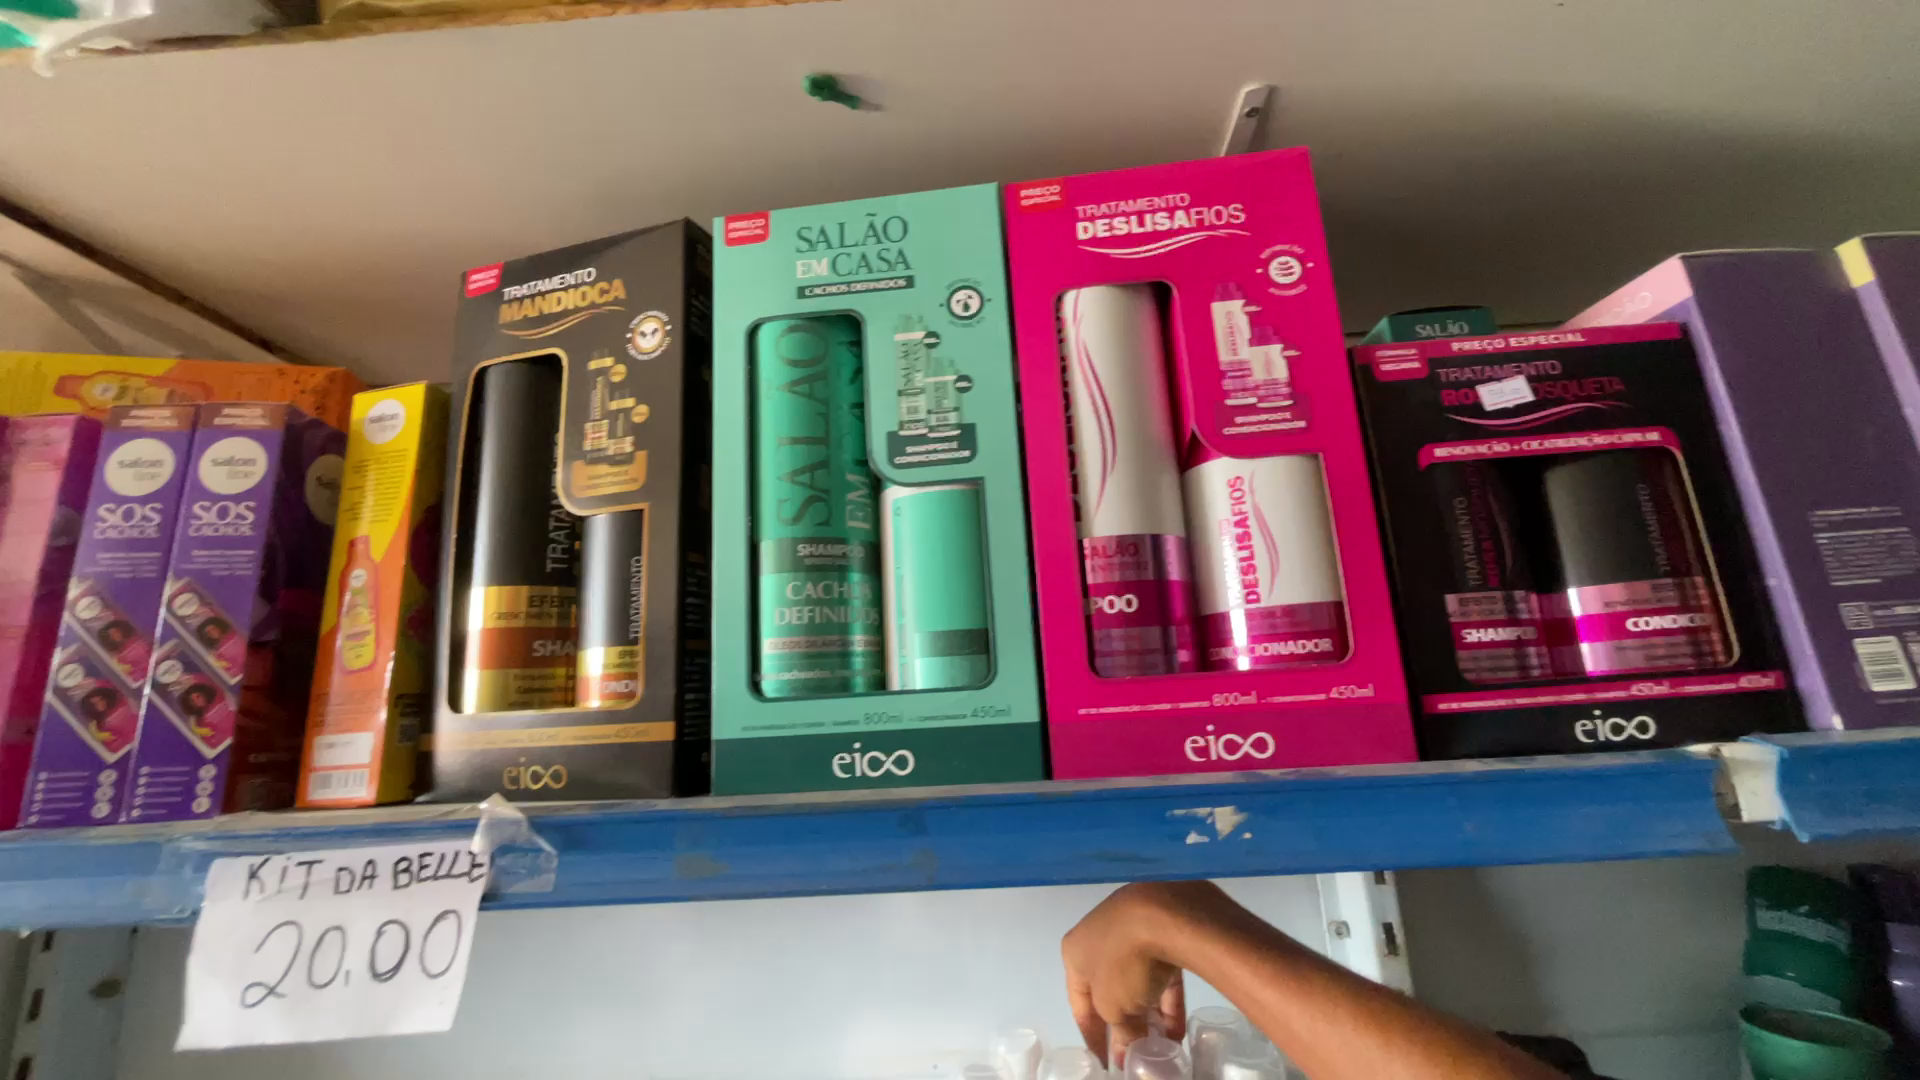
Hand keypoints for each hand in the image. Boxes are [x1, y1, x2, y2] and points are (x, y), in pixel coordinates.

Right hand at [1062, 881, 1238, 1064]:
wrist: (1162, 915)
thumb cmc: (1122, 960)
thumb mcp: (1114, 1006)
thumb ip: (1120, 1033)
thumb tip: (1125, 1054)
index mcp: (1075, 952)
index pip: (1079, 1003)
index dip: (1091, 1036)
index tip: (1105, 1063)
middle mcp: (1098, 939)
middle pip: (1109, 991)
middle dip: (1124, 1026)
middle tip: (1136, 1056)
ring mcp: (1130, 933)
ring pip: (1136, 983)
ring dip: (1148, 1016)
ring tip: (1160, 1048)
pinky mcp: (1160, 934)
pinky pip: (1160, 975)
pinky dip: (1167, 1002)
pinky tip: (1177, 1031)